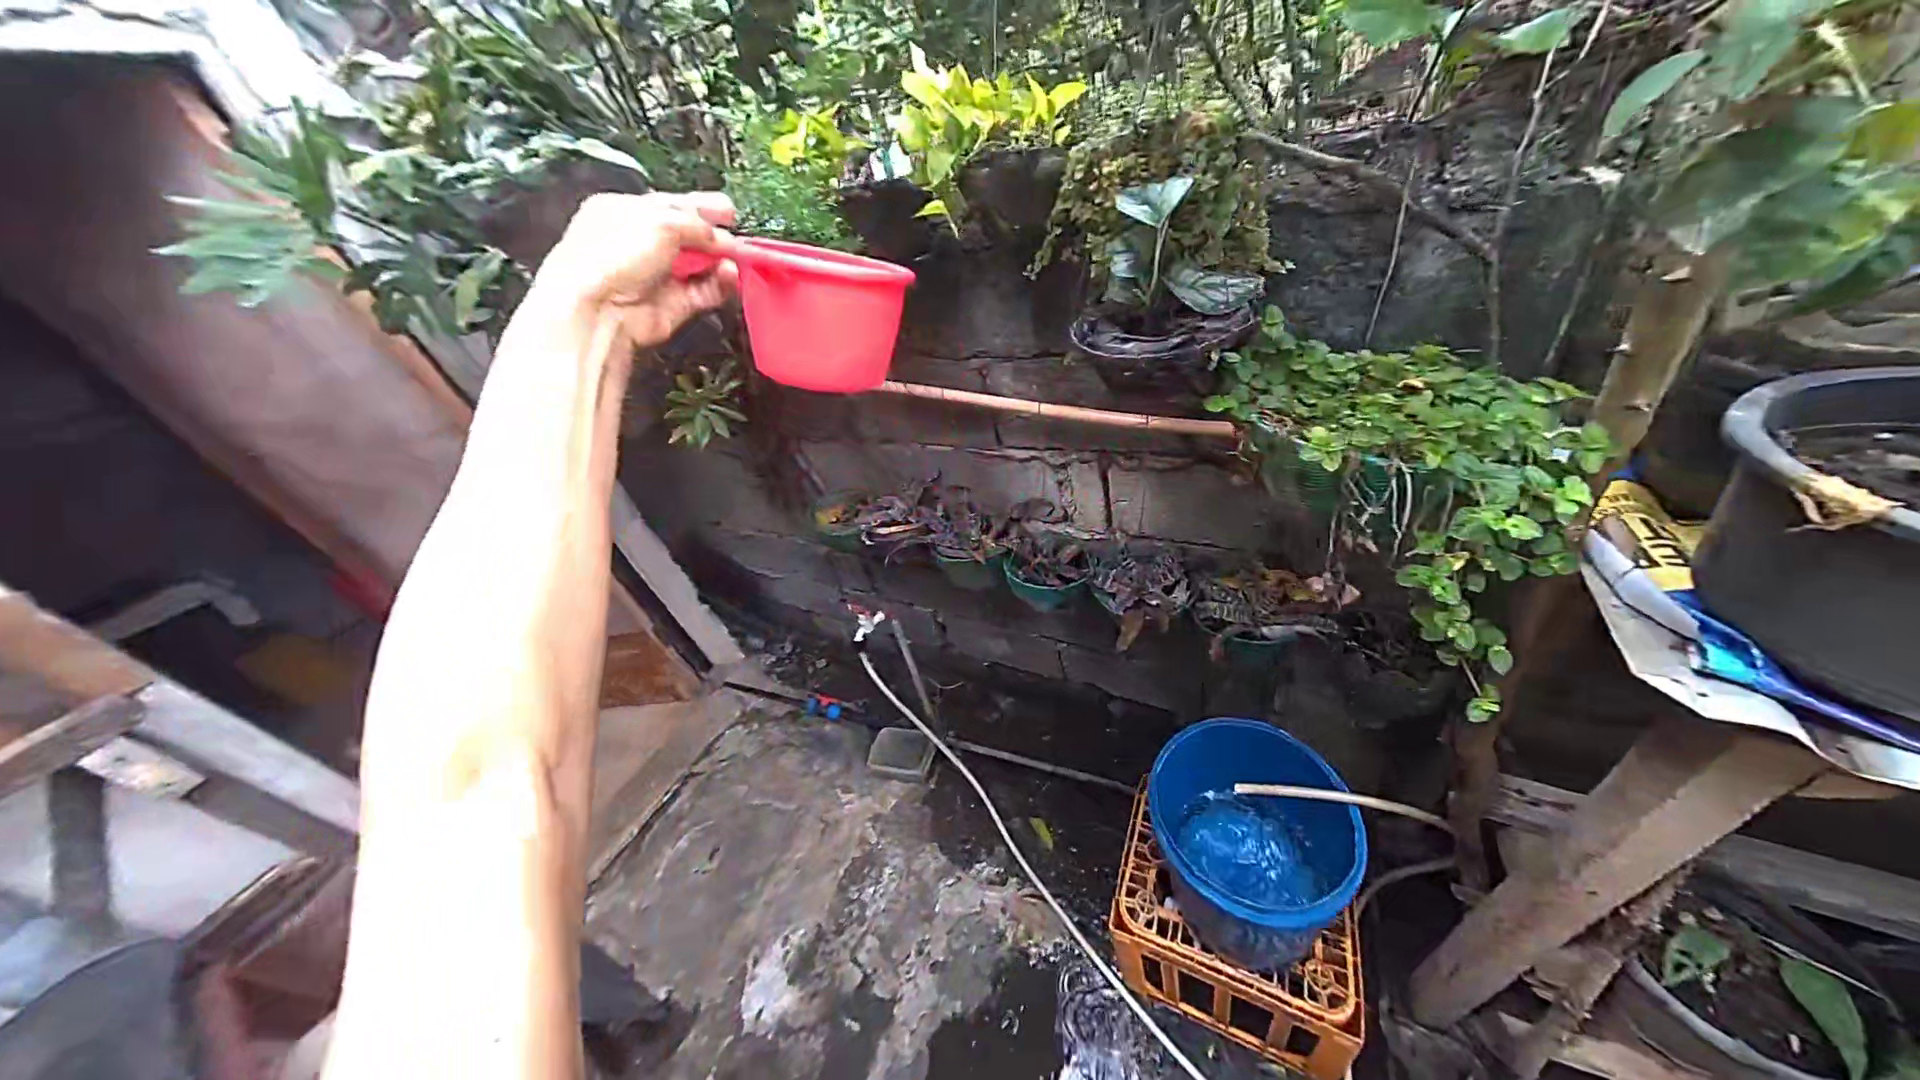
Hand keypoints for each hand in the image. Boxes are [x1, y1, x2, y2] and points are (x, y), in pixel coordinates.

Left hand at [533, 191, 739, 347]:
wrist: (600, 309)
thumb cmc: (612, 256)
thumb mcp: (659, 222)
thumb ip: (696, 223)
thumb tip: (722, 236)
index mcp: (627, 212)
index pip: (672, 206)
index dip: (701, 207)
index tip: (727, 210)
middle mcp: (644, 245)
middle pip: (691, 237)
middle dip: (717, 237)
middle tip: (737, 238)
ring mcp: (660, 277)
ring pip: (703, 266)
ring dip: (722, 262)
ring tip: (735, 260)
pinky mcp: (675, 305)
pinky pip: (706, 292)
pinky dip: (721, 285)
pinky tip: (729, 276)